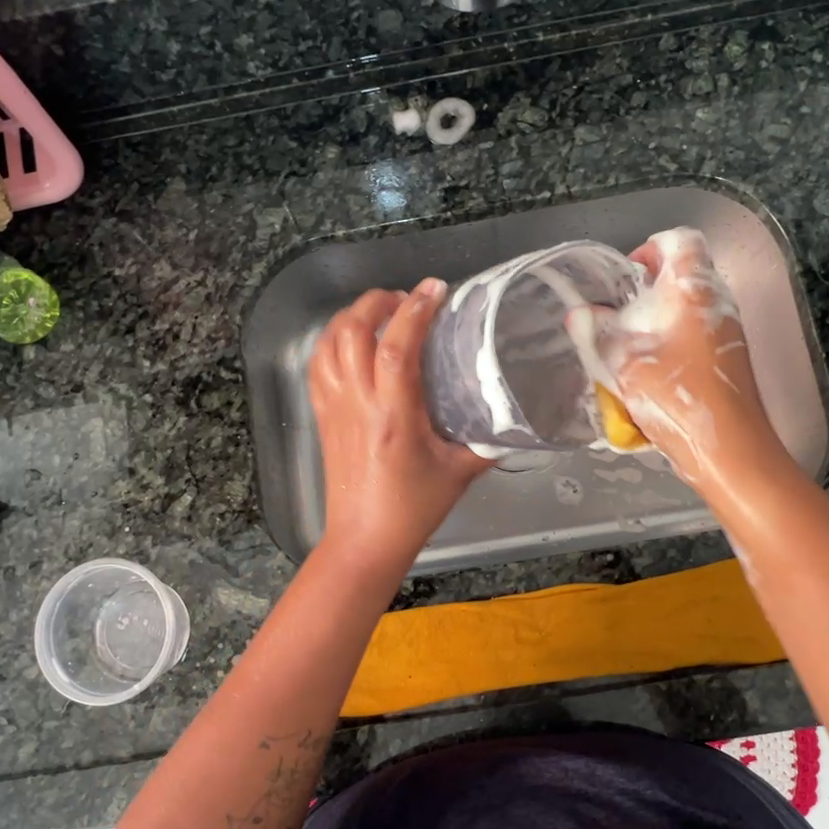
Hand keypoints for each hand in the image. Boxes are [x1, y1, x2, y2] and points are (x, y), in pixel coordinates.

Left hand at [309, 279, 490, 571]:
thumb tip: (510, 414)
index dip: (416, 310)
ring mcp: (335, 407)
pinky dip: (332, 341)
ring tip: (381, 314)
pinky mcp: (323, 415)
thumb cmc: (413, 509)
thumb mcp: (460, 472)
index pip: (397, 347)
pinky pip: (318, 365)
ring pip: (330, 342)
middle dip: (379, 302)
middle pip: (353, 331)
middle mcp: (358, 403)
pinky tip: (352, 341)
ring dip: (353, 317)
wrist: (364, 539)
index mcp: (394, 416)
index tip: (436, 289)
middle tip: (407, 300)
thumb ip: (487, 439)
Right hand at [569, 227, 781, 487]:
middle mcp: (717, 301)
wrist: (729, 448)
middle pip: (683, 273)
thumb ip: (598, 333)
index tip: (625, 276)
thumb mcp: (624, 363)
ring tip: (625, 345)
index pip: (681, 240)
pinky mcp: (727, 357)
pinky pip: (694, 333)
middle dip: (646, 289)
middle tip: (615, 314)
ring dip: (655, 319)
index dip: (650, 247)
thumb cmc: (677, 397)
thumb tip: (577, 314)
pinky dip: (669, 341)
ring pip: (687, 307)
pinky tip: (647, 370)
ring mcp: (727, 330)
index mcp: (694, 289)